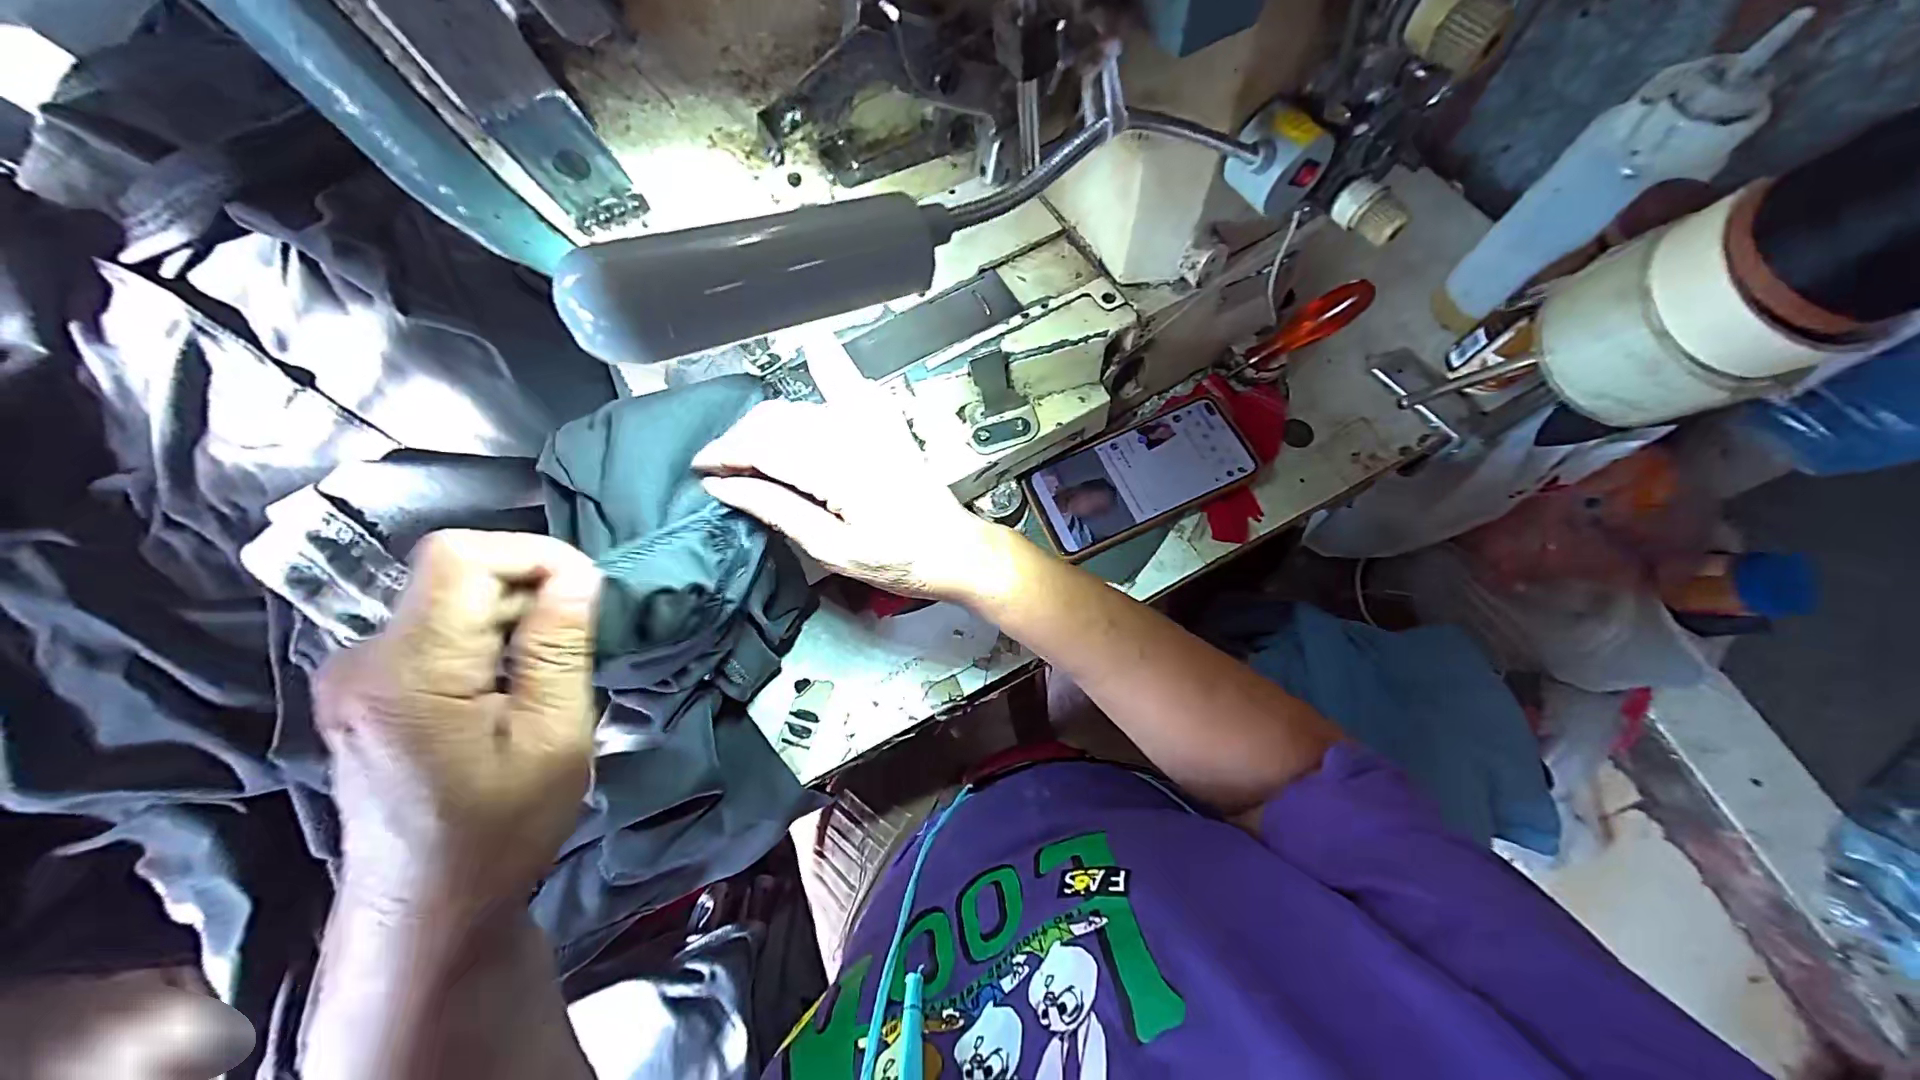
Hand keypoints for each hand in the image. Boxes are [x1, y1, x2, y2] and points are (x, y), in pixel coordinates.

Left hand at [314, 530, 601, 916]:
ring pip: (447, 597)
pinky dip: (488, 634)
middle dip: (530, 585)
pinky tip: (516, 679)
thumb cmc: (501, 829)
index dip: (533, 555)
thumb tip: (579, 575)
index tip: (586, 593)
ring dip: (513, 612)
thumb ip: (560, 648)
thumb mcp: (554, 738)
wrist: (428, 907)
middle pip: (454, 572)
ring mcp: (357, 673)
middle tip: (583, 634)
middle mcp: (365, 658)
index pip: (460, 556)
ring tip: (556, 662)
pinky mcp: (366, 688)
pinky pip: (436, 628)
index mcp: (410, 671)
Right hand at [692, 397, 1015, 601]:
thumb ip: (778, 511)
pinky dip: (828, 365)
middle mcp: (854, 435)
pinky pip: (848, 384)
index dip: (724, 453)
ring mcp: (872, 423)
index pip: (763, 446)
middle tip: (719, 467)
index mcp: (840, 469)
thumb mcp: (833, 550)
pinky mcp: (885, 422)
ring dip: (764, 422)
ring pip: (798, 406)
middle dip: (738, 440)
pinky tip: (815, 346)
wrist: (954, 548)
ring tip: (744, 446)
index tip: (701, 467)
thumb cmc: (901, 559)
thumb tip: (725, 486)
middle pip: (775, 421)